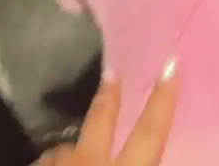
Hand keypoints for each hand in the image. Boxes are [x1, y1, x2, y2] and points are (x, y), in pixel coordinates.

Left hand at [34, 63, 179, 165]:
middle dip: (109, 93)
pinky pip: (46, 164)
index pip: (151, 132)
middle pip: (101, 119)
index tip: (171, 62)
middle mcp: (90, 158)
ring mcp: (59, 164)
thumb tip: (152, 151)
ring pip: (66, 148)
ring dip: (73, 149)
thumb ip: (141, 160)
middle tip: (114, 69)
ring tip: (73, 152)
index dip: (163, 99)